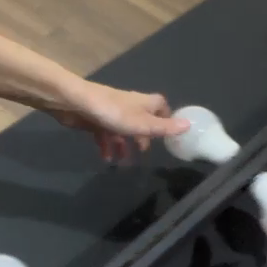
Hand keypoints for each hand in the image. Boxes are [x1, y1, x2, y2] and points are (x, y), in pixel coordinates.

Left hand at [51, 79, 188, 162]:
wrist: (77, 104)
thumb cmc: (113, 113)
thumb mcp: (142, 124)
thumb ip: (163, 127)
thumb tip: (189, 125)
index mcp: (144, 104)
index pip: (161, 107)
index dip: (165, 119)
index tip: (167, 134)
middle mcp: (130, 106)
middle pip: (141, 121)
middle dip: (142, 138)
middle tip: (143, 153)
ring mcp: (112, 113)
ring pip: (122, 131)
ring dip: (123, 146)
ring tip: (123, 163)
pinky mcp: (96, 120)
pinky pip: (105, 135)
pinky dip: (106, 146)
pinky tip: (106, 158)